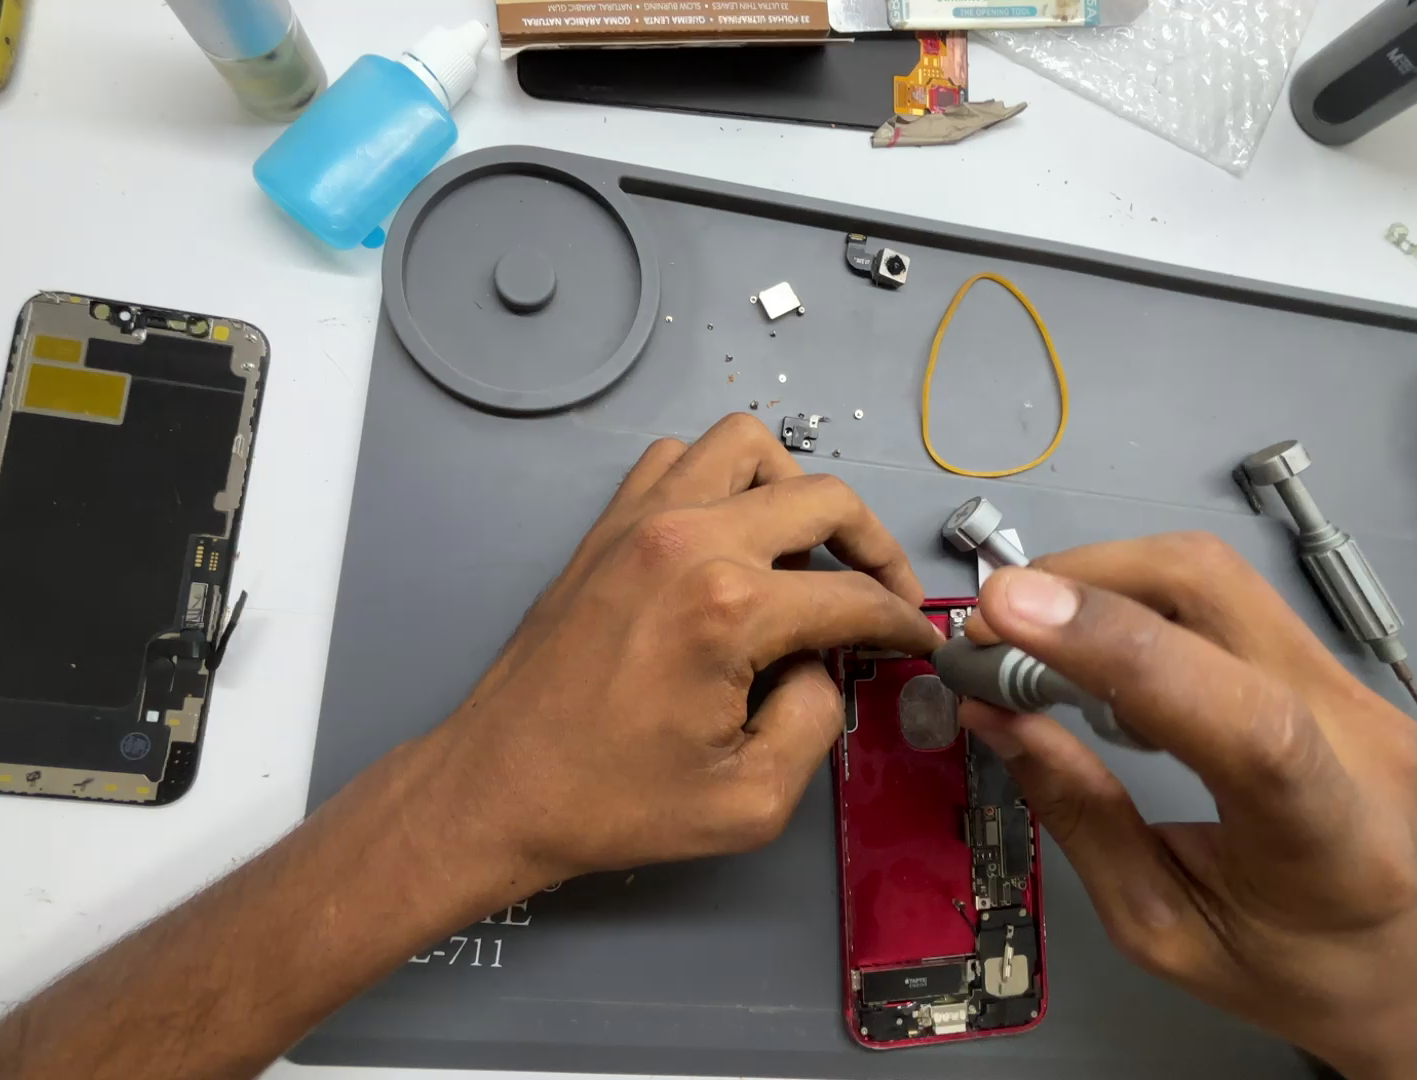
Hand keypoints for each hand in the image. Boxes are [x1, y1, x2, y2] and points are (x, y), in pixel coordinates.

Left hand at [411, 414, 941, 889]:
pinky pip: (678, 460)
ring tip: (803, 548)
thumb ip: (817, 719)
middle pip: (821, 500)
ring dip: (794, 489)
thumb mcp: (750, 800)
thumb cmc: (617, 802)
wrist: (499, 785)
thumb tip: (820, 661)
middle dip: (874, 544)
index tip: (916, 639)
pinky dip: (719, 479)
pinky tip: (727, 534)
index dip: (900, 621)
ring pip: (746, 446)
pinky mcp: (607, 523)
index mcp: (728, 608)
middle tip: (883, 592)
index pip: (851, 598)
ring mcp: (641, 518)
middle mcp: (690, 538)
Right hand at [959, 534, 1416, 1079]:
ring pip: (1208, 572)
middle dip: (1084, 578)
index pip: (1243, 718)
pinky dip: (1128, 596)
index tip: (1004, 613)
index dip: (1117, 648)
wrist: (1409, 974)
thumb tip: (988, 709)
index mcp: (1331, 841)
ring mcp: (1351, 684)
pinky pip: (1212, 595)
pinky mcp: (1325, 663)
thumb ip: (1077, 812)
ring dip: (1099, 577)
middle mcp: (1360, 733)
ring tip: (1031, 632)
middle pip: (1215, 589)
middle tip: (996, 620)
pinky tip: (1093, 649)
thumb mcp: (1155, 925)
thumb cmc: (1283, 973)